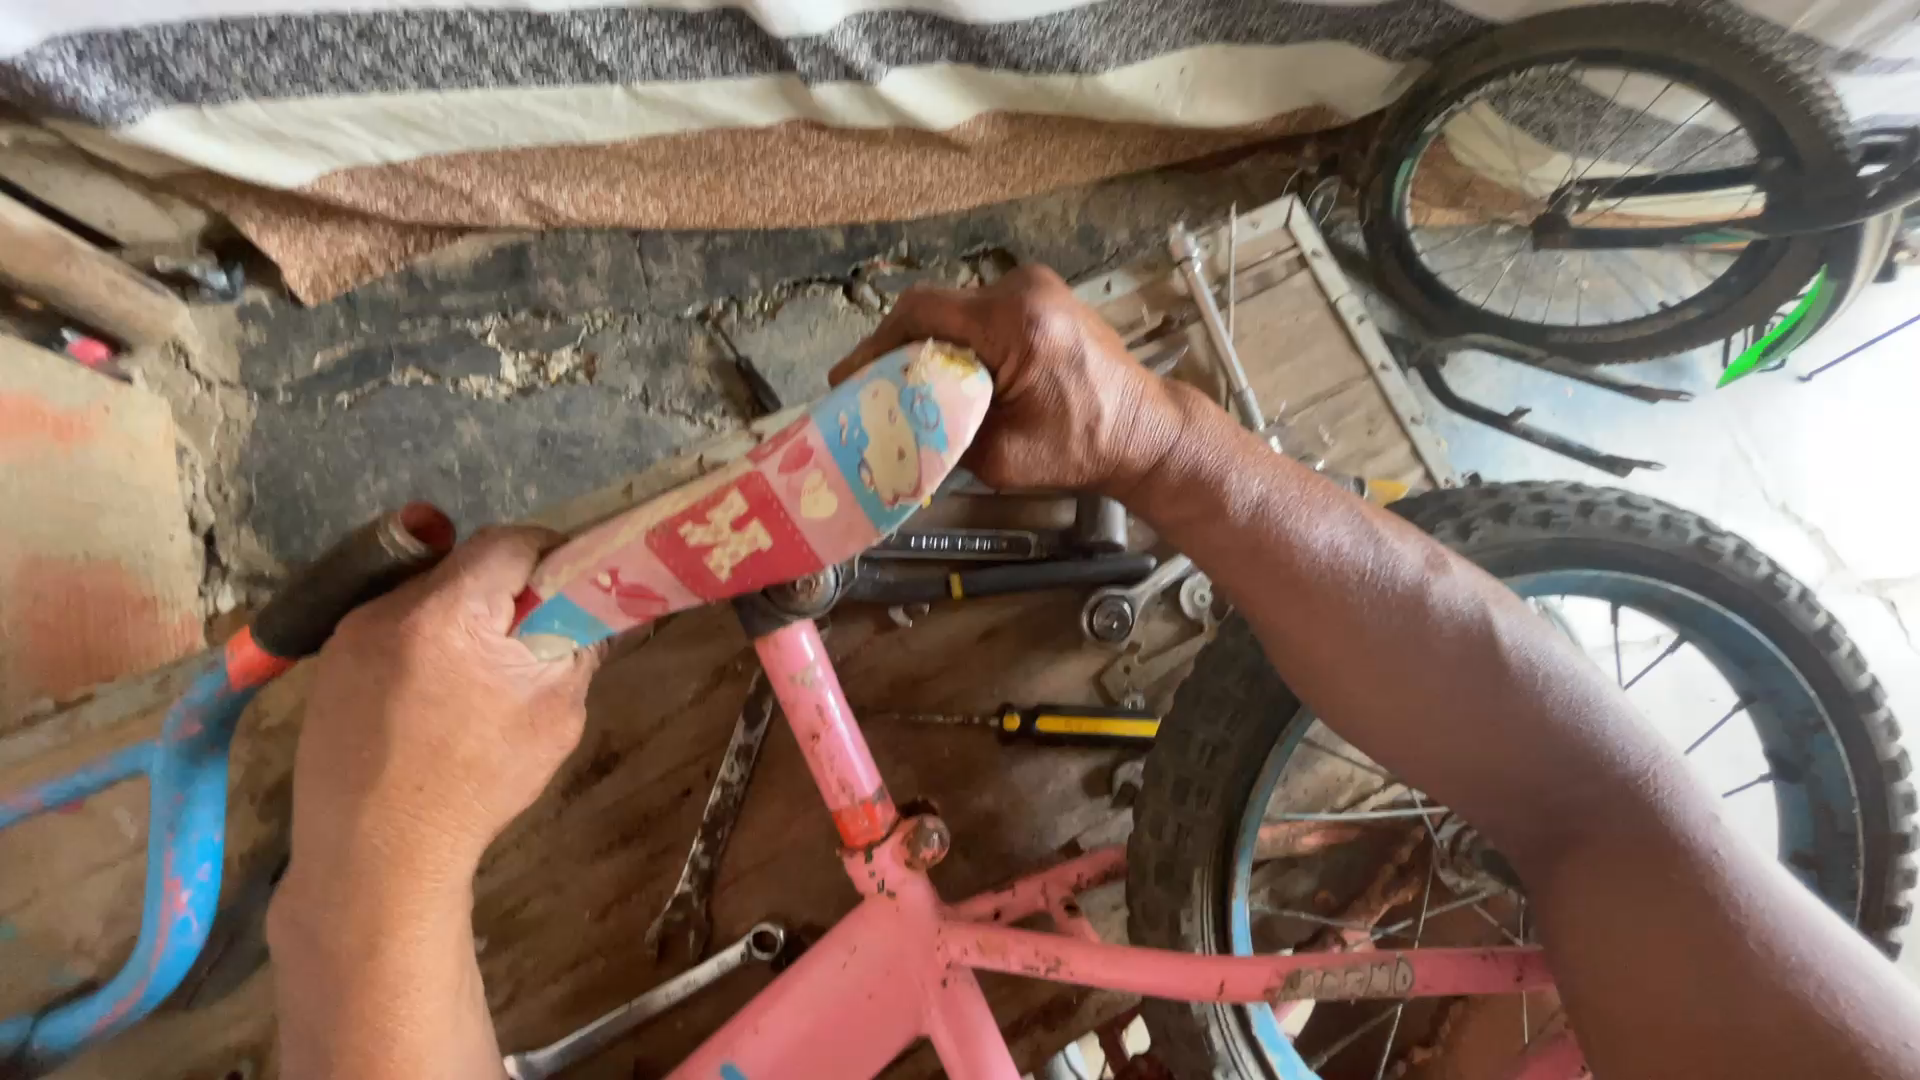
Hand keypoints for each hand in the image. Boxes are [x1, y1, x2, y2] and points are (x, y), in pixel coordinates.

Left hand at [283, 526, 601, 893]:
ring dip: (470, 610)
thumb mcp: (559, 710)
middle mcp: (386, 609)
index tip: (574, 585)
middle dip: (511, 585)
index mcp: (445, 614)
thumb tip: (599, 609)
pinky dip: (434, 637)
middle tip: (539, 629)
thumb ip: (582, 645)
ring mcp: (348, 636)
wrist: (375, 857)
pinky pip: (399, 624)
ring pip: (431, 591)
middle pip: (467, 562)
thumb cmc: (479, 781)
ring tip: (490, 666)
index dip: (551, 552)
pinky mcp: (329, 665)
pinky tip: (444, 689)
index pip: (508, 542)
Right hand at [829, 265, 1196, 496]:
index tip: (848, 377)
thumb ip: (945, 434)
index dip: (875, 345)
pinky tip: (944, 375)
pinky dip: (957, 342)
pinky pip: (982, 314)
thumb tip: (899, 425)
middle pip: (936, 309)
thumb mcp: (1001, 457)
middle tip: (869, 387)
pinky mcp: (1044, 298)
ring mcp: (1037, 287)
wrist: (1145, 432)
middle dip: (898, 350)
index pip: (922, 314)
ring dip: (928, 347)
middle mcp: (1024, 289)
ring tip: (900, 386)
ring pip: (957, 311)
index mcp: (1016, 322)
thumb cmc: (1083, 448)